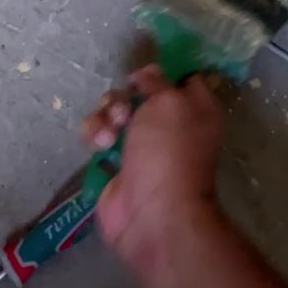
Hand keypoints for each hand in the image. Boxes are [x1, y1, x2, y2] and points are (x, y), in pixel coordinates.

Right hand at [81, 66, 223, 275]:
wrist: (153, 214)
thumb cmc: (169, 152)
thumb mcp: (169, 101)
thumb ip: (156, 79)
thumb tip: (145, 75)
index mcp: (194, 109)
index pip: (179, 77)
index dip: (161, 72)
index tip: (143, 74)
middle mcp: (169, 124)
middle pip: (139, 92)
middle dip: (124, 96)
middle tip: (123, 112)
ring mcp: (141, 145)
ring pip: (115, 110)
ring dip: (106, 115)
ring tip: (109, 134)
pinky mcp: (115, 162)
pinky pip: (98, 134)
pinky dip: (94, 134)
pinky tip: (98, 144)